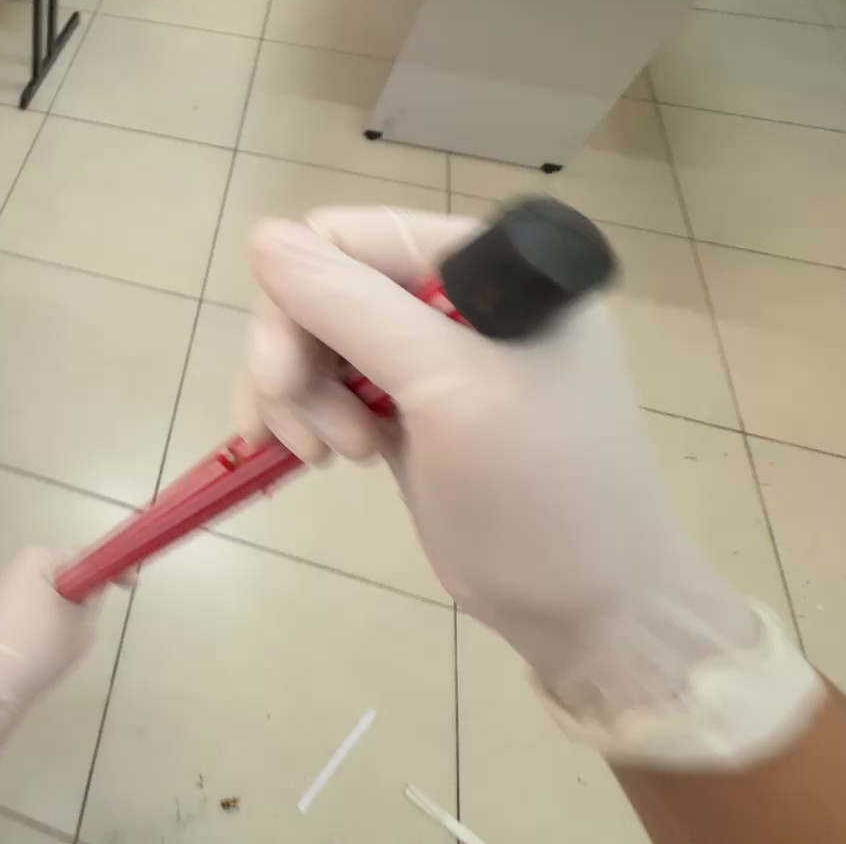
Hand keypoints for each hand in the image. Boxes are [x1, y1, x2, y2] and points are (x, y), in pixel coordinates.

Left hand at [0, 547, 104, 749]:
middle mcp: (20, 566)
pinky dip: (50, 620)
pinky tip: (51, 646)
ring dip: (67, 607)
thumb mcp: (84, 621)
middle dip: (84, 591)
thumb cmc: (44, 644)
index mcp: (40, 558)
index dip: (111, 569)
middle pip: (65, 572)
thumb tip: (93, 588)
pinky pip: (35, 607)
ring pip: (51, 591)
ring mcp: (6, 588)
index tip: (132, 586)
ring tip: (73, 638)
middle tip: (98, 617)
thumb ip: (95, 597)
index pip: (84, 555)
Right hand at [242, 207, 759, 720]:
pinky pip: (315, 379)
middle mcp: (447, 294)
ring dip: (297, 398)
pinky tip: (304, 454)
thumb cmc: (540, 494)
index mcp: (484, 265)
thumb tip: (260, 238)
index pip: (345, 239)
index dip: (296, 298)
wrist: (584, 608)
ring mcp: (421, 348)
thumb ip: (351, 308)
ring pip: (304, 338)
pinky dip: (295, 413)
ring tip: (329, 455)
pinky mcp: (396, 395)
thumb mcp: (446, 390)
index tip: (285, 377)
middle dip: (297, 364)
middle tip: (313, 439)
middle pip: (314, 291)